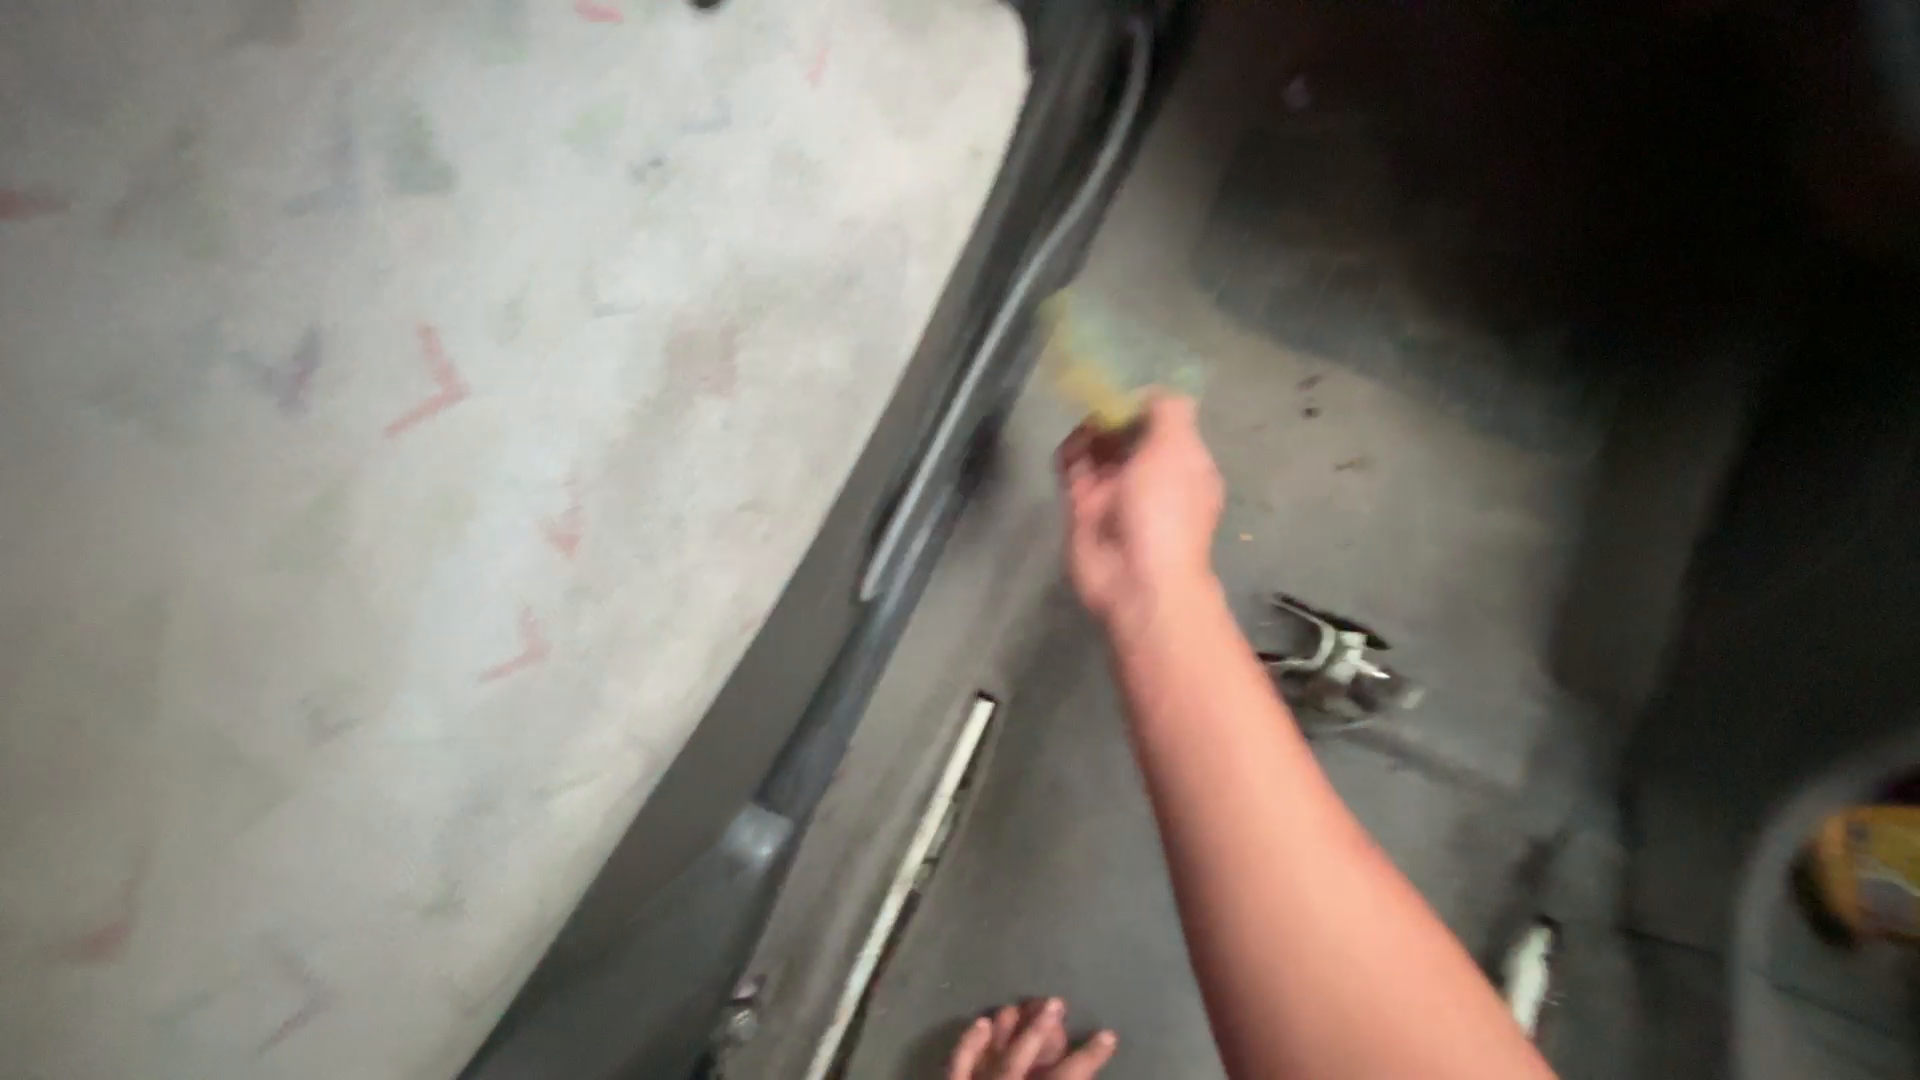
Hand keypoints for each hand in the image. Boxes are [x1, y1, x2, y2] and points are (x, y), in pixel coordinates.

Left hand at [947, 998, 1117, 1079]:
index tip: (1109, 1033)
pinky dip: (969, 1044)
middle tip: (1057, 1001)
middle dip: (1042, 1029)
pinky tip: (981, 1021)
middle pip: (1027, 1058)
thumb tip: (1080, 1071)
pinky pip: (958, 1067)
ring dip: (1009, 1030)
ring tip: (1019, 1005)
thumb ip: (1067, 1079)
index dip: (1090, 1056)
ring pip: (995, 1056)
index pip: (1069, 1078)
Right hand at [1056, 394, 1223, 635]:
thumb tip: (1151, 392)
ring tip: (1082, 427)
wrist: (1136, 580)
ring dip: (1088, 434)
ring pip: (1097, 451)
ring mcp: (1116, 494)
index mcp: (1183, 465)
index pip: (1162, 423)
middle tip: (1096, 402)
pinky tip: (1070, 448)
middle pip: (1127, 435)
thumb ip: (1168, 411)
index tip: (1124, 390)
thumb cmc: (1165, 512)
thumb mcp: (1178, 449)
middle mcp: (1150, 478)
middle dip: (1111, 416)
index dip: (1143, 404)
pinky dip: (1069, 456)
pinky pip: (1074, 472)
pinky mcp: (1084, 509)